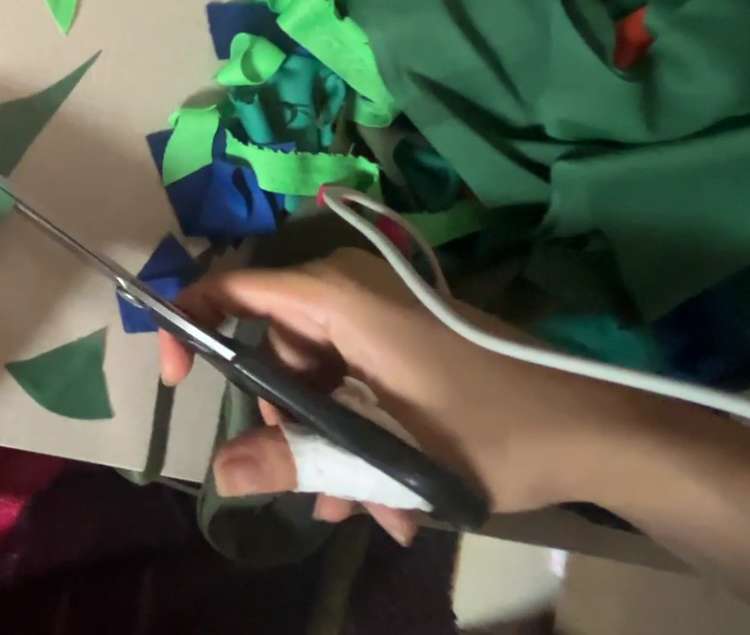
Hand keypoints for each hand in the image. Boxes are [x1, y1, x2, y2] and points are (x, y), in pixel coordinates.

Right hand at [156, 248, 664, 543]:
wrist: (615, 433)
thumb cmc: (496, 429)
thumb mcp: (391, 454)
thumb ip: (295, 459)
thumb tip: (217, 474)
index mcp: (332, 295)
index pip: (226, 289)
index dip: (186, 326)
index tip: (177, 379)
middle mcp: (342, 289)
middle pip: (271, 346)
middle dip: (284, 418)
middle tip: (309, 478)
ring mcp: (370, 309)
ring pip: (309, 370)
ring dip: (325, 437)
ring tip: (360, 505)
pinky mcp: (393, 332)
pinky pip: (345, 373)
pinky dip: (353, 427)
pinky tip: (384, 491)